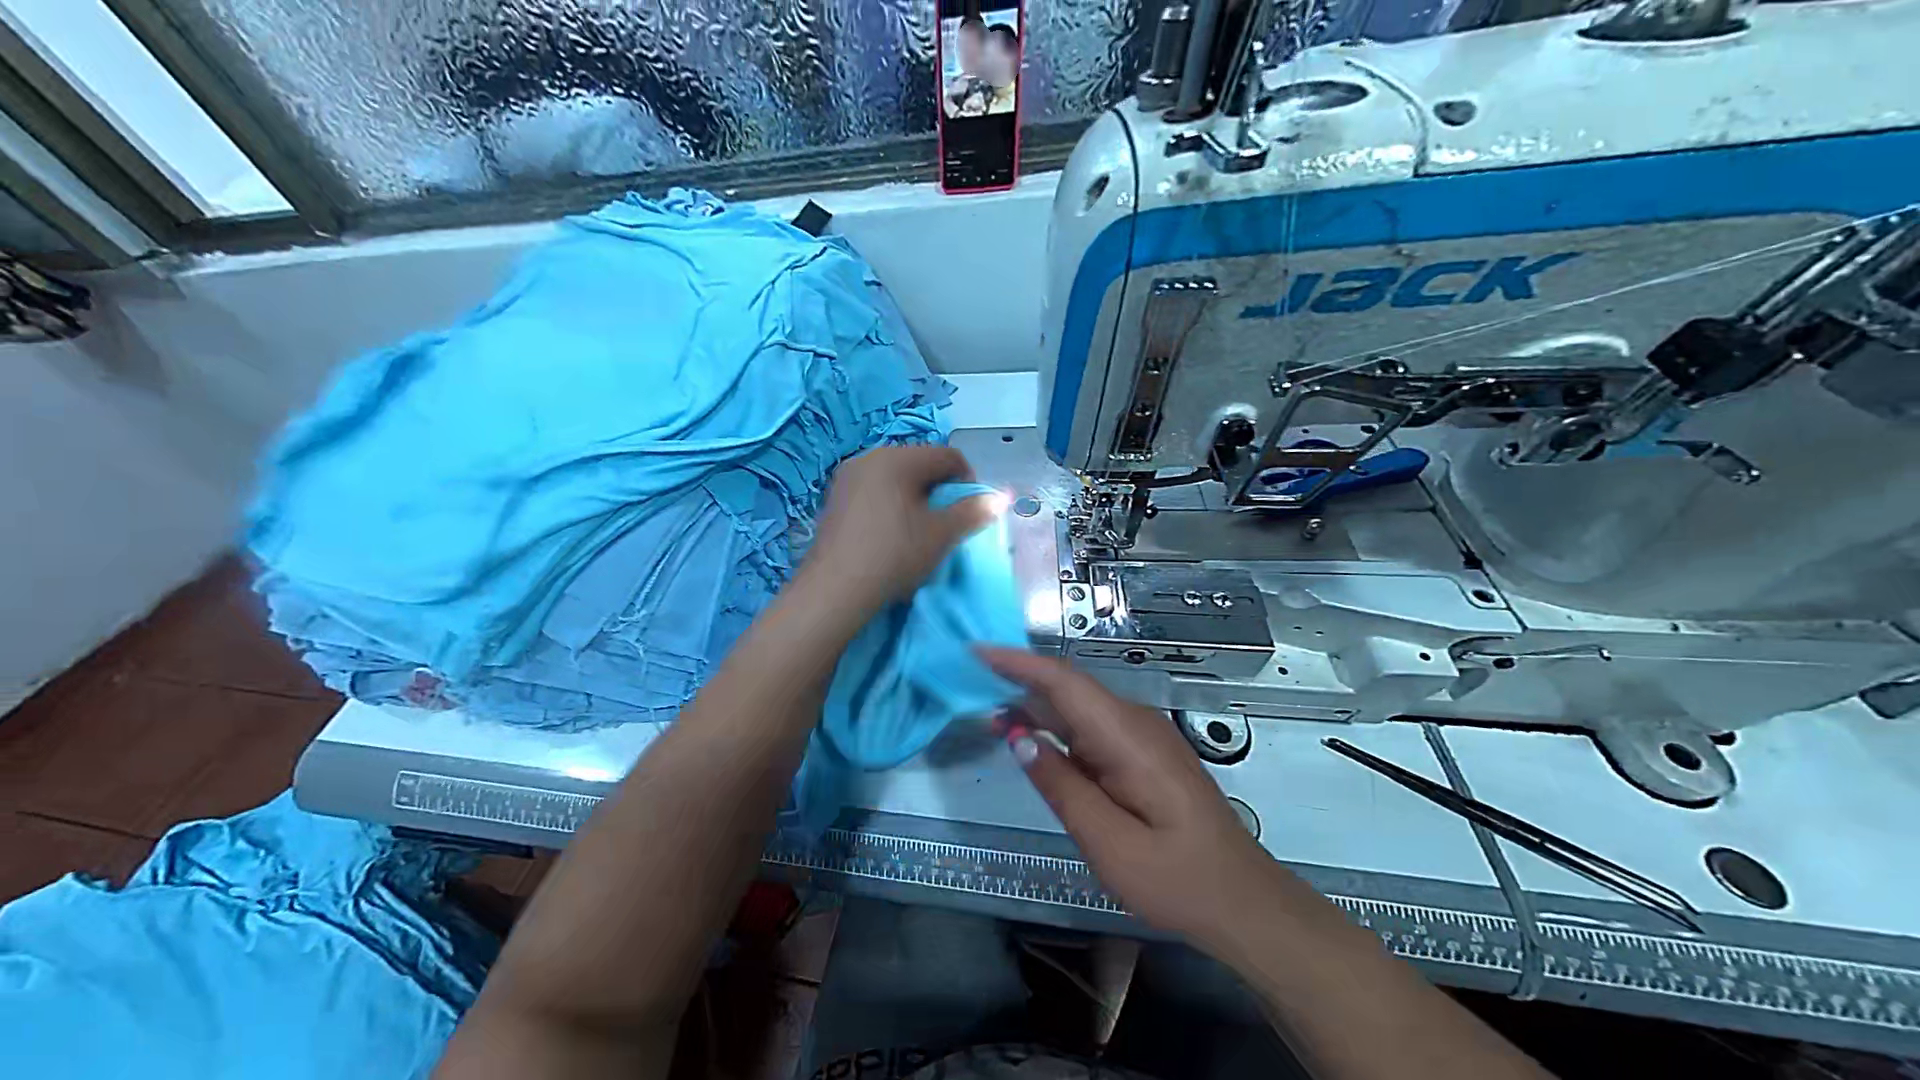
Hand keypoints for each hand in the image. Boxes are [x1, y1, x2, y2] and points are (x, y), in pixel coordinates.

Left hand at [800, 446, 993, 614]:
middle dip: (940, 489)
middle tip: (947, 523)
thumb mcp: (941, 535)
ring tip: (920, 531)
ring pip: (896, 478)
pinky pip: (874, 491)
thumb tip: (1001, 498)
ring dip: (916, 498)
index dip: (969, 481)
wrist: (835, 590)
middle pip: (920, 464)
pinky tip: (892, 535)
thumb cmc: (894, 555)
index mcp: (897, 458)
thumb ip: (973, 511)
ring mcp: (847, 477)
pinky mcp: (834, 499)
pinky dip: (891, 505)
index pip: (948, 457)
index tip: (971, 513)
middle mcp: (869, 457)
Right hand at [981, 648, 1296, 955]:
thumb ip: (1061, 786)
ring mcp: (1142, 736)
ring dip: (1035, 707)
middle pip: (1070, 689)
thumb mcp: (1109, 843)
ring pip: (1079, 707)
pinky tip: (1033, 741)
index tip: (976, 651)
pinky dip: (1057, 728)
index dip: (1019, 663)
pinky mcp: (1143, 753)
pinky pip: (1092, 728)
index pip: (1065, 683)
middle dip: (1019, 681)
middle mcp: (1135, 723)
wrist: (1243, 900)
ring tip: (989, 717)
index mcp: (1128, 737)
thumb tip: (1018, 737)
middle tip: (969, 687)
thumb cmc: (1176, 879)